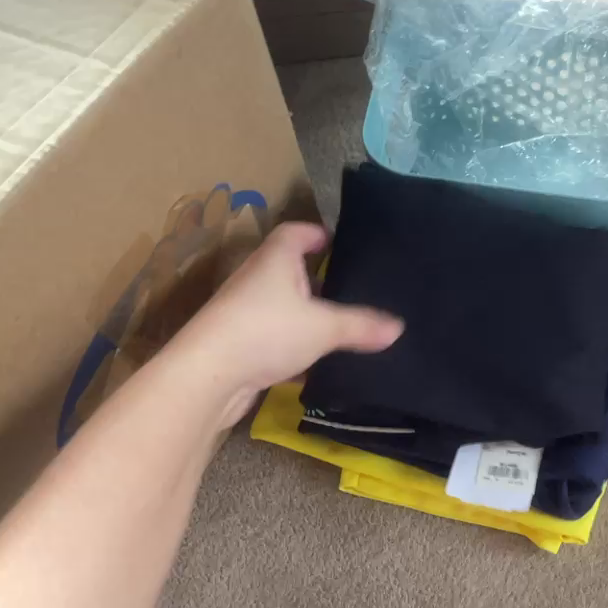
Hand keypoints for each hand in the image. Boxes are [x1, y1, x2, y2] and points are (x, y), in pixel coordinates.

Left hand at [169, 221, 401, 425]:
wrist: (208, 375)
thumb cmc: (266, 332)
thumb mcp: (324, 328)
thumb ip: (362, 326)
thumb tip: (399, 327)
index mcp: (276, 259)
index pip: (298, 232)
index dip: (320, 234)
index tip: (344, 245)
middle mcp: (258, 278)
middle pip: (294, 270)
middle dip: (323, 279)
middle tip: (357, 289)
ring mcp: (247, 311)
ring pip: (287, 307)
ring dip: (310, 315)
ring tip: (346, 327)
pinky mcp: (243, 343)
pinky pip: (278, 336)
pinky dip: (299, 345)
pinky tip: (321, 361)